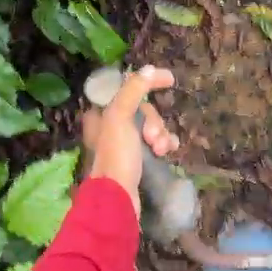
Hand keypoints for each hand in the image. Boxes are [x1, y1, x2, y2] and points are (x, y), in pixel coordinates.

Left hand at [79, 65, 178, 215]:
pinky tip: (170, 152)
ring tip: (162, 150)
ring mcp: (123, 146)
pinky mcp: (136, 161)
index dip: (148, 83)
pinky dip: (165, 144)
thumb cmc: (116, 157)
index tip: (170, 80)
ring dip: (162, 134)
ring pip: (151, 127)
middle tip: (154, 137)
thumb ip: (133, 90)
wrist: (117, 201)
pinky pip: (156, 144)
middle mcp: (110, 128)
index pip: (127, 88)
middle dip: (154, 121)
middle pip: (143, 109)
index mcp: (101, 114)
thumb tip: (150, 69)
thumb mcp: (121, 117)